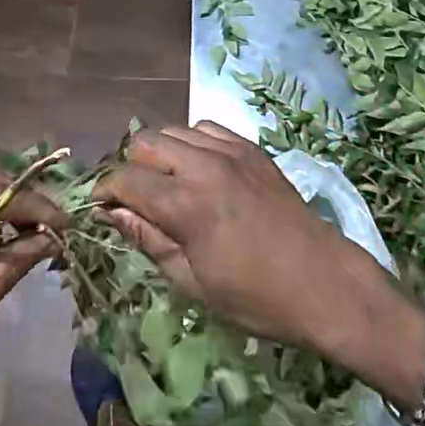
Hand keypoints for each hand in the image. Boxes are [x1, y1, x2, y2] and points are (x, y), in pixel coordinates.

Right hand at [93, 123, 424, 379]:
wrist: (324, 282)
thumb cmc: (255, 297)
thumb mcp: (191, 281)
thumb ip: (148, 238)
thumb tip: (111, 213)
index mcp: (186, 203)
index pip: (125, 179)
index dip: (104, 191)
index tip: (100, 207)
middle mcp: (205, 165)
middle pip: (145, 142)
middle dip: (130, 167)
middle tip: (135, 198)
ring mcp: (232, 151)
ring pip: (175, 129)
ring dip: (161, 153)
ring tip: (167, 183)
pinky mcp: (252, 149)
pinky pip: (208, 128)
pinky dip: (193, 143)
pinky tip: (200, 170)